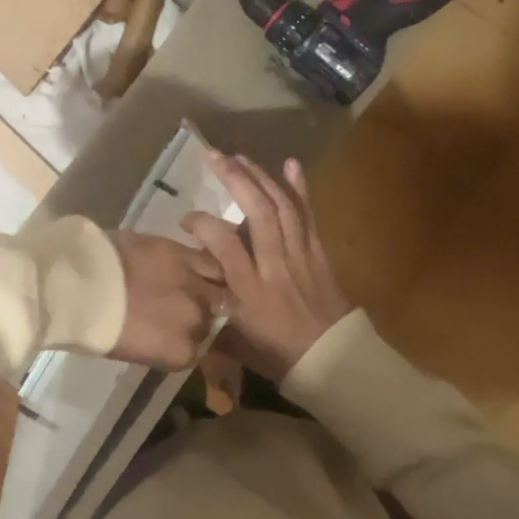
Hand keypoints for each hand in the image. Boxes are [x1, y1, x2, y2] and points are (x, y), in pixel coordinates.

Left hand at [108, 232, 228, 370]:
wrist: (80, 285)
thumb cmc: (95, 326)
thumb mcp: (131, 347)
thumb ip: (159, 343)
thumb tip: (164, 331)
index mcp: (181, 352)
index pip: (199, 349)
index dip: (188, 337)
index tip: (175, 330)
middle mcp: (196, 321)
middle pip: (213, 317)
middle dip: (202, 312)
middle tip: (183, 304)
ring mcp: (194, 285)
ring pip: (220, 286)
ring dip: (210, 286)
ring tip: (194, 280)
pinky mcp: (183, 253)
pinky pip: (208, 259)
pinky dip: (203, 263)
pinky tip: (191, 262)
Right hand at [184, 152, 352, 382]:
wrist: (333, 363)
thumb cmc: (279, 355)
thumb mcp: (236, 343)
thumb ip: (211, 316)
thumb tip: (185, 298)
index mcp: (249, 290)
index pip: (224, 244)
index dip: (203, 224)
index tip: (186, 219)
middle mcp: (274, 266)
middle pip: (258, 213)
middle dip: (236, 180)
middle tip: (214, 156)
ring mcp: (299, 256)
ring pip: (283, 207)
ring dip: (261, 177)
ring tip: (240, 156)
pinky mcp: (317, 252)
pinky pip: (308, 215)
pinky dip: (299, 188)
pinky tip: (290, 164)